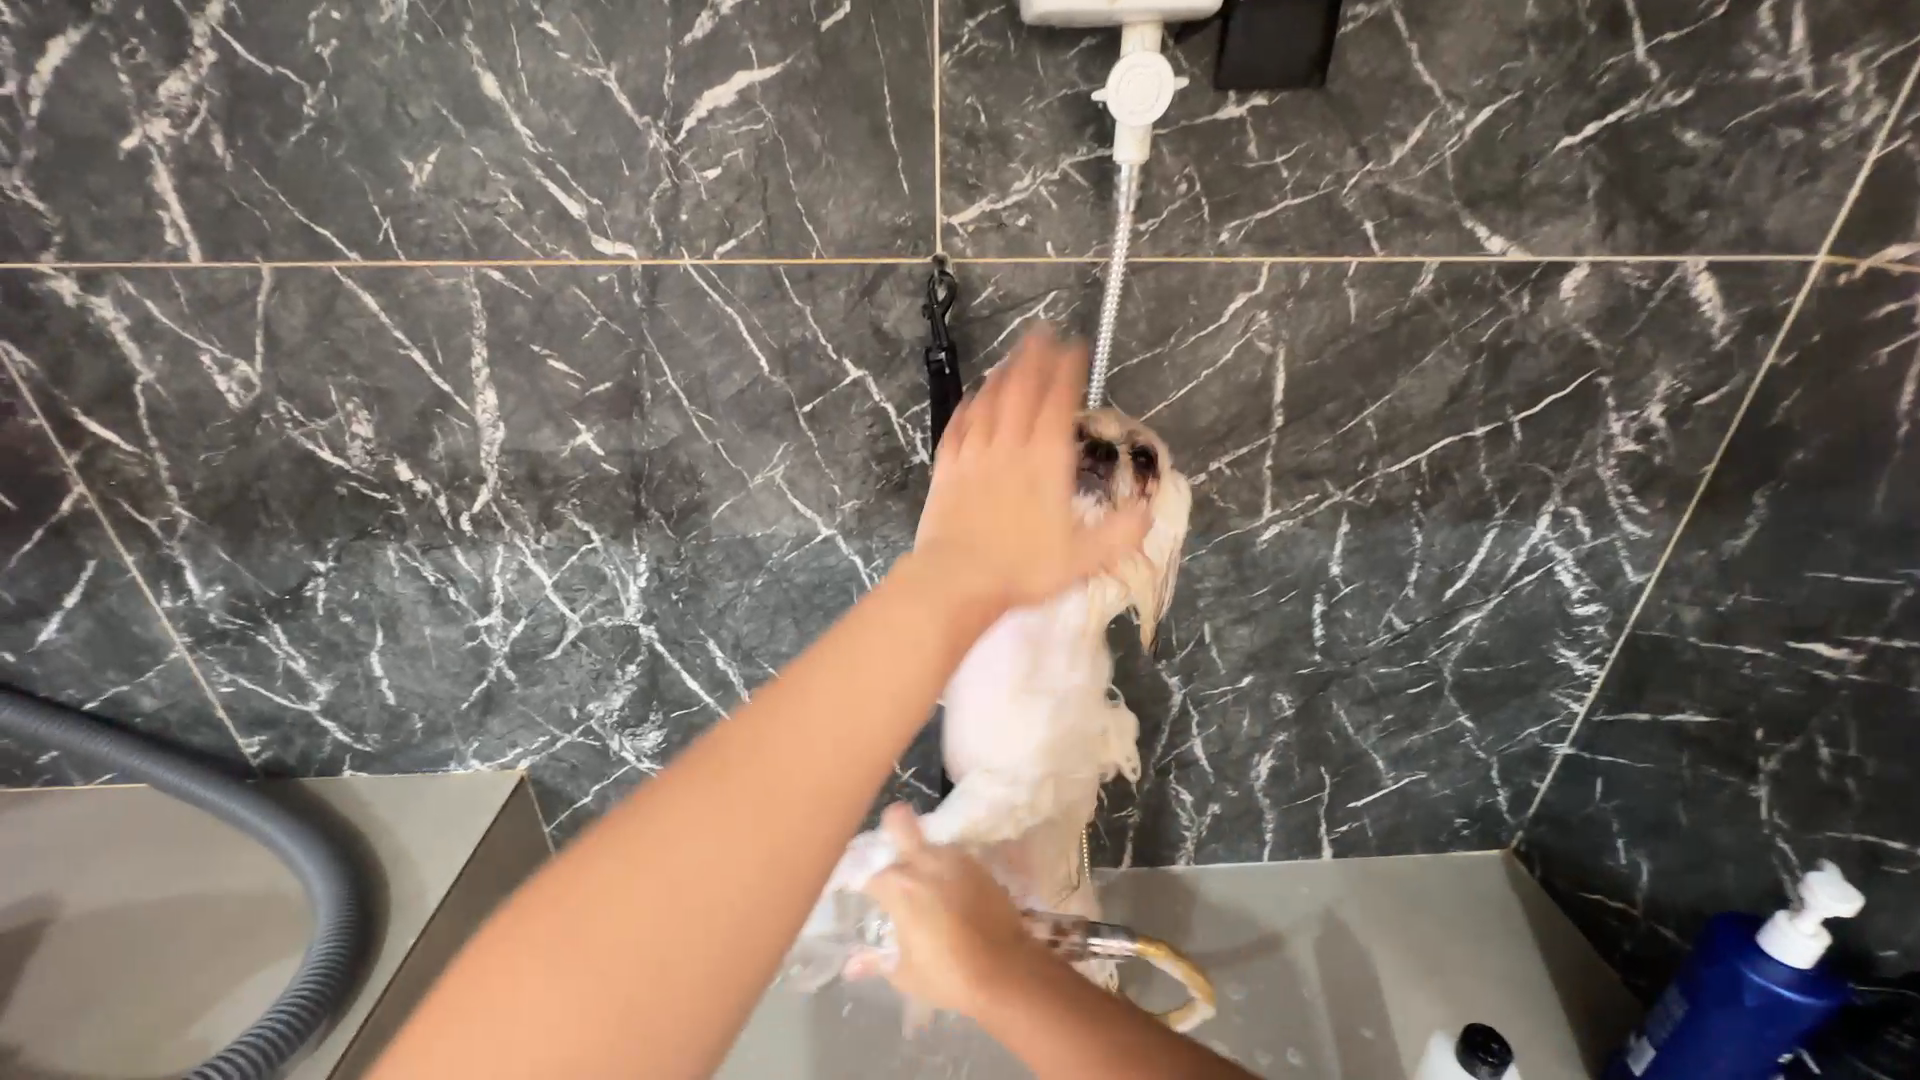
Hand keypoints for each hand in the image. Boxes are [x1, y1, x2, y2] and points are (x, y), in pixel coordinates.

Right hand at [856, 804, 1042, 1016]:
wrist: (1004, 971)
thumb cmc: (947, 976)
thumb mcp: (905, 974)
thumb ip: (876, 963)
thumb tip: (850, 967)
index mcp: (900, 888)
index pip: (870, 874)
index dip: (864, 881)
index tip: (865, 891)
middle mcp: (925, 864)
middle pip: (901, 825)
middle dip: (893, 826)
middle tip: (890, 838)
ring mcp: (956, 861)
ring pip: (931, 843)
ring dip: (924, 853)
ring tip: (923, 872)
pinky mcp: (980, 867)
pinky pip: (956, 857)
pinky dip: (948, 866)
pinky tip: (949, 884)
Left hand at [913, 324, 1150, 612]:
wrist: (958, 580)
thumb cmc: (1024, 569)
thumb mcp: (1084, 558)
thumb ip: (1120, 533)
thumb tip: (1148, 512)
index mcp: (1046, 461)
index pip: (1058, 402)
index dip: (1067, 371)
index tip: (1074, 347)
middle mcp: (1009, 447)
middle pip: (1021, 391)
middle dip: (1034, 358)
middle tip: (1041, 331)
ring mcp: (974, 455)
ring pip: (988, 403)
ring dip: (1001, 375)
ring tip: (1011, 357)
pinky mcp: (946, 469)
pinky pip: (957, 427)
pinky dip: (967, 407)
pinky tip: (971, 398)